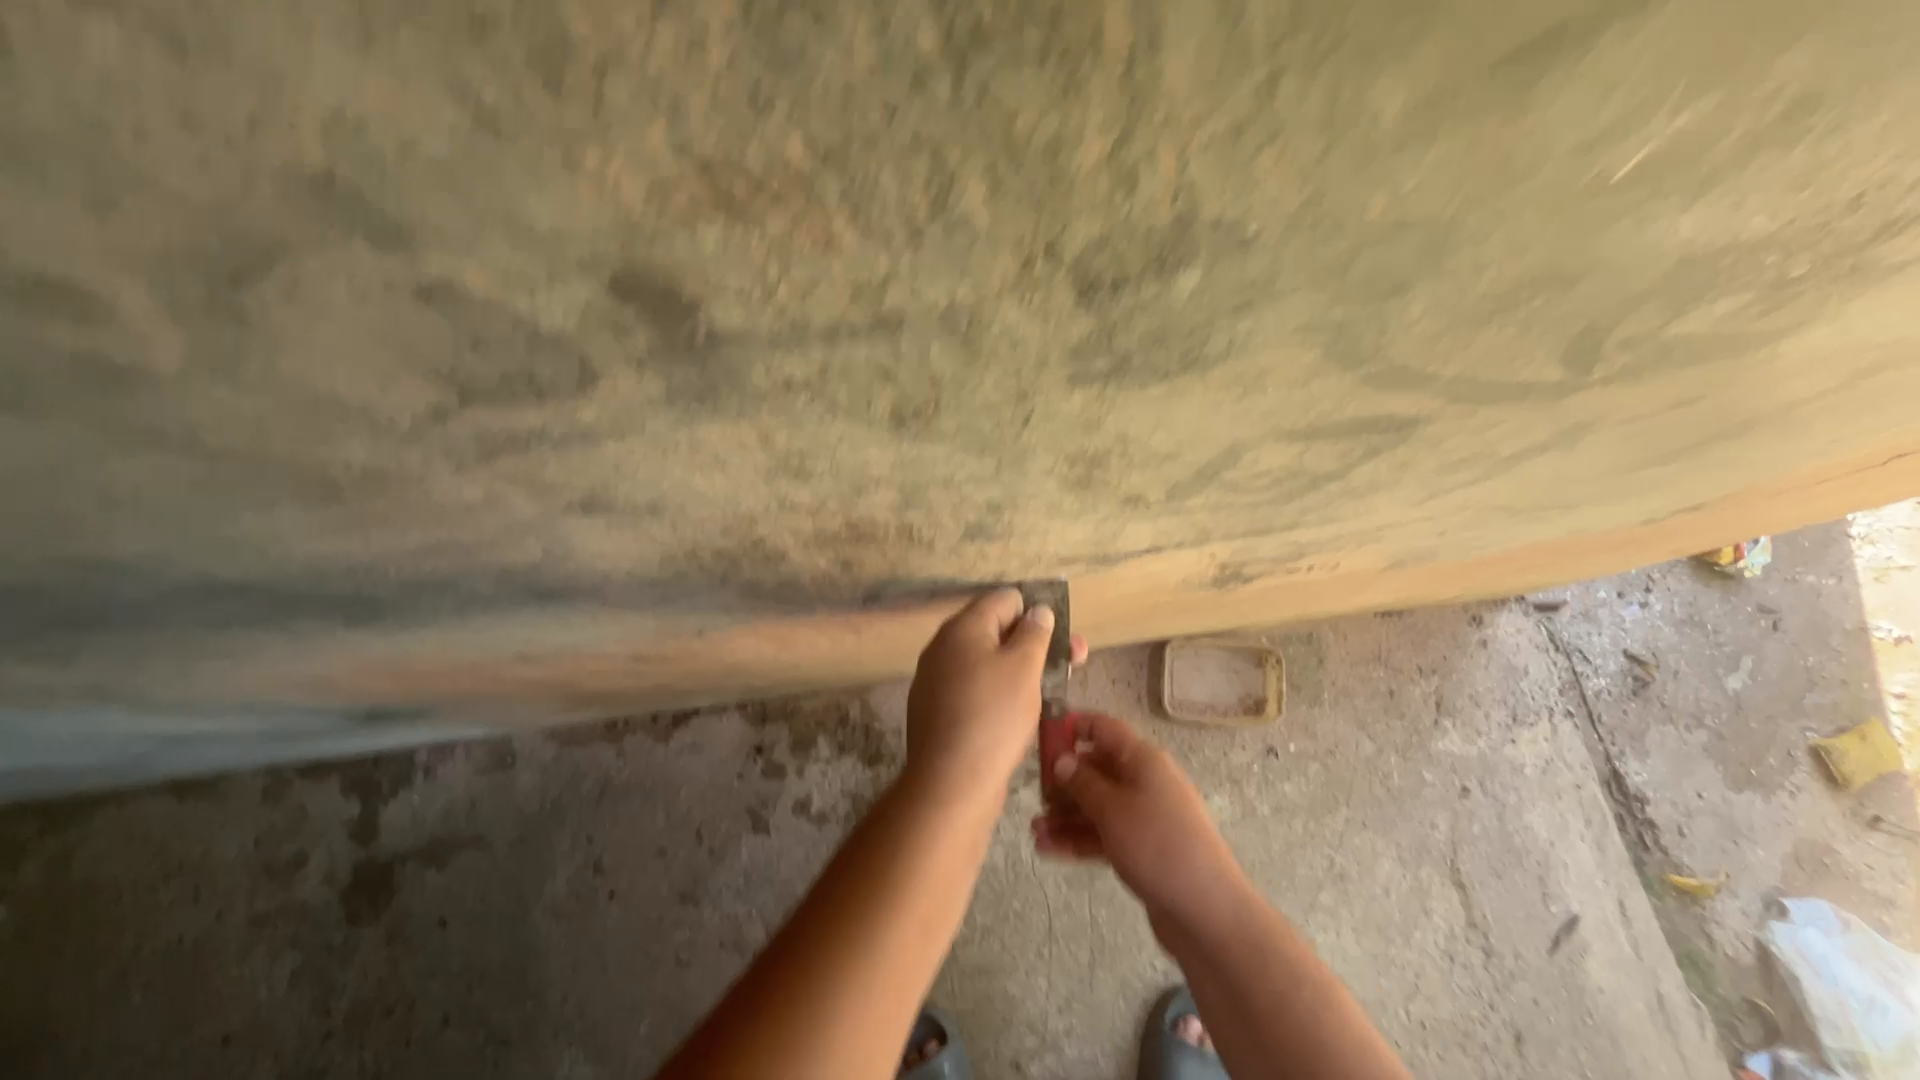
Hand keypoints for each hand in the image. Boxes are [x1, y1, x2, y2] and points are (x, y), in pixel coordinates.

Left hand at [904, 588, 1085, 806]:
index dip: (1037, 611)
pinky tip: (1023, 712)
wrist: (951, 782)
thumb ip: (1034, 633)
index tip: (1062, 636)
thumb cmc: (994, 716)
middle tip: (1075, 660)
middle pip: (997, 631)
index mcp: (962, 628)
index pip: (1005, 599)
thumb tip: (1037, 610)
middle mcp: (944, 648)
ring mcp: (938, 681)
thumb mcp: (1024, 667)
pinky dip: (1001, 692)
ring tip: (1055, 688)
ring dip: (1022, 669)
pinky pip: (976, 689)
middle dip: (1036, 642)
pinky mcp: (940, 711)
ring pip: (988, 663)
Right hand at [1032, 712, 1248, 928]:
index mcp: (1143, 760)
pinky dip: (1078, 839)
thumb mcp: (1112, 808)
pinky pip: (1103, 834)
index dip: (1073, 728)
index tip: (1042, 740)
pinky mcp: (1141, 848)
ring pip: (1096, 806)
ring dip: (1065, 816)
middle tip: (1035, 799)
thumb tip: (1062, 759)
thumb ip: (1082, 782)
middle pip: (1096, 770)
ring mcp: (1144, 817)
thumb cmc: (1157, 844)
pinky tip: (1049, 849)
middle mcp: (1144, 782)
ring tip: (1035, 832)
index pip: (1104, 729)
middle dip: (1064, 783)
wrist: (1204, 908)